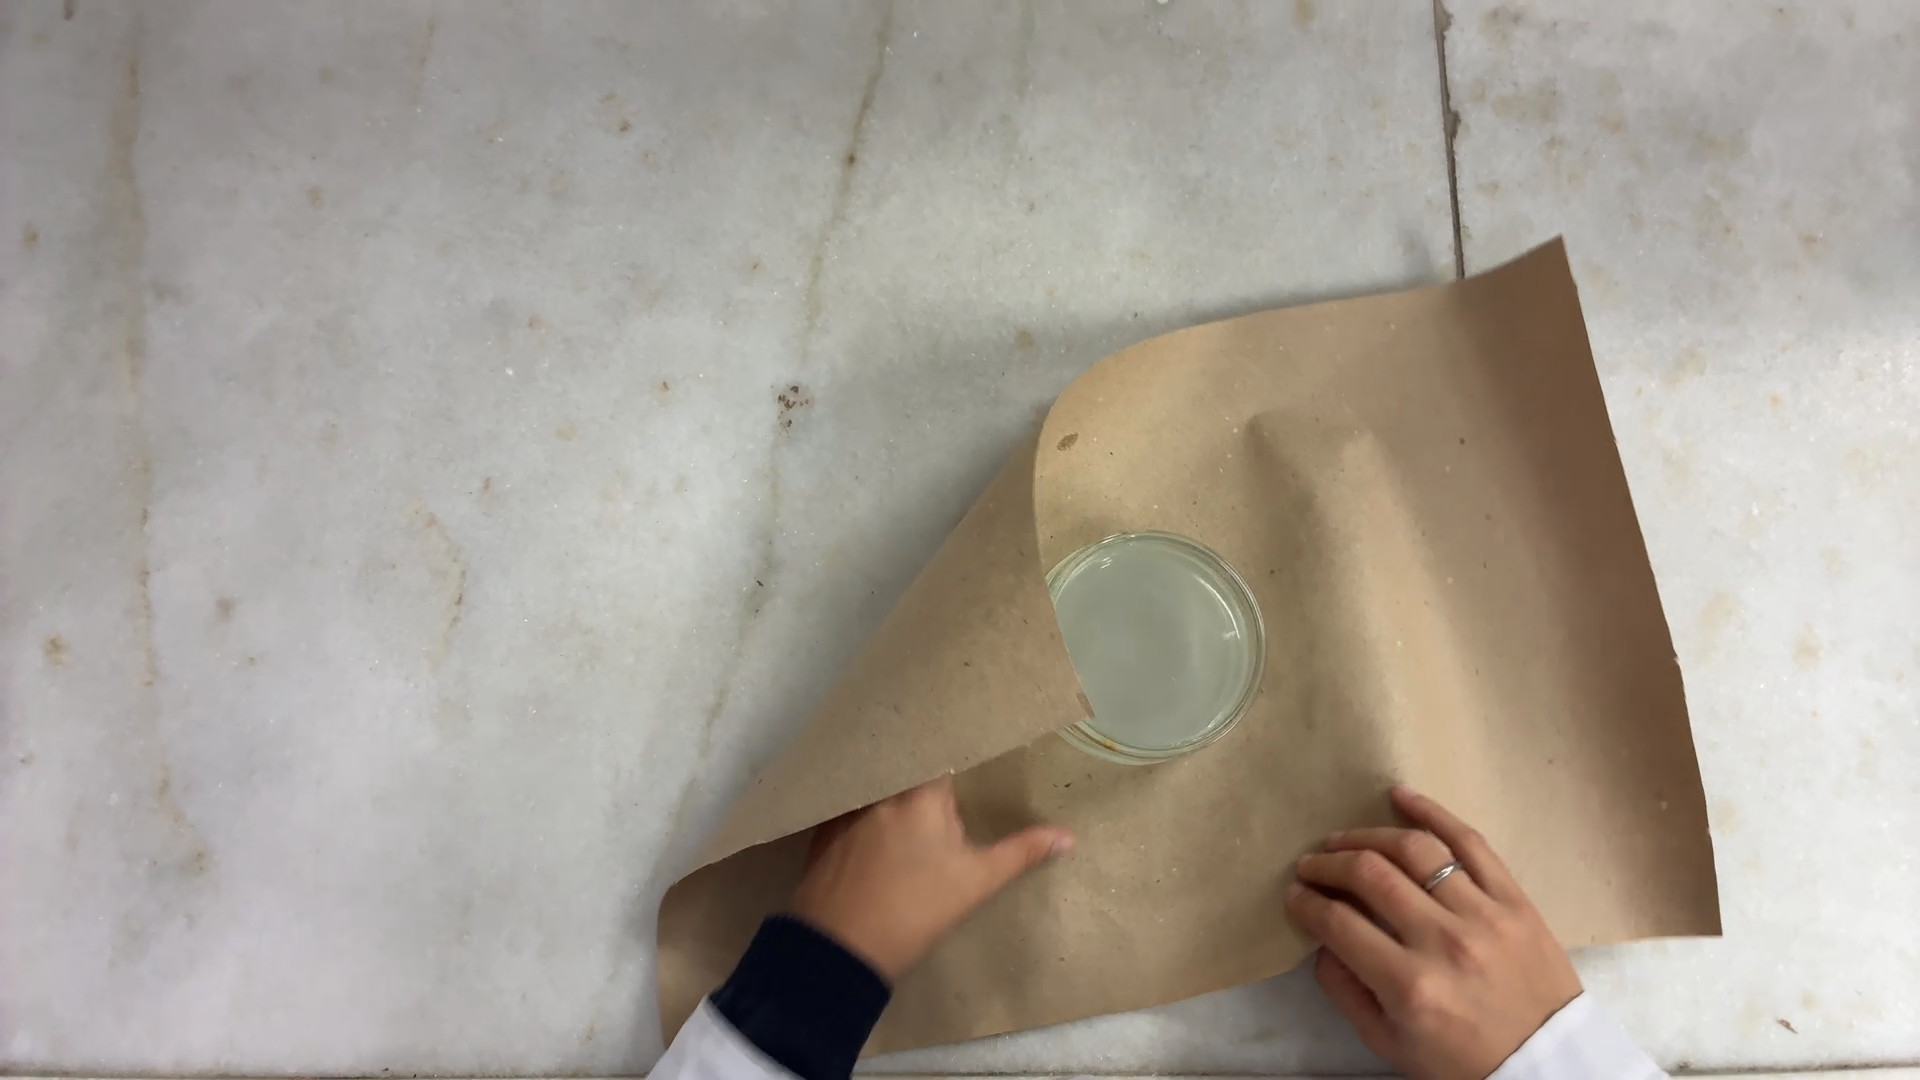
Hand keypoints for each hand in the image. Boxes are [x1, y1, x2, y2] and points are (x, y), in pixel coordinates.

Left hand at [788, 774, 1074, 981]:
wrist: (839, 950)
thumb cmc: (915, 910)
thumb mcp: (975, 882)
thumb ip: (1021, 852)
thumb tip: (1069, 836)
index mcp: (921, 790)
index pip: (941, 752)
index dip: (954, 747)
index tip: (968, 738)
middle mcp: (882, 786)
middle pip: (906, 761)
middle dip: (922, 764)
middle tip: (939, 769)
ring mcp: (847, 805)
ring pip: (876, 780)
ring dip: (891, 781)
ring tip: (907, 785)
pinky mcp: (824, 825)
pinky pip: (848, 799)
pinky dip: (861, 801)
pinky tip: (870, 815)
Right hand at [1285, 785, 1580, 1079]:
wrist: (1559, 1071)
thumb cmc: (1465, 1062)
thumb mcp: (1390, 1043)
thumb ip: (1343, 989)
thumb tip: (1318, 937)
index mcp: (1411, 986)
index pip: (1336, 920)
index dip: (1304, 901)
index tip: (1295, 894)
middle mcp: (1444, 943)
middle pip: (1368, 873)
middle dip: (1326, 863)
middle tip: (1311, 865)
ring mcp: (1485, 916)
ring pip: (1412, 849)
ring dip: (1366, 837)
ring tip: (1345, 841)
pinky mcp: (1516, 901)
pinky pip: (1471, 842)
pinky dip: (1431, 811)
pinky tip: (1399, 796)